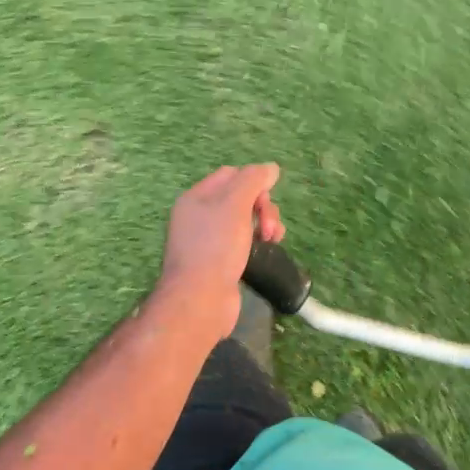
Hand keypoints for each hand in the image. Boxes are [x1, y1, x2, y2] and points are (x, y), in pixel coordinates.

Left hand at [156, 164, 283, 339]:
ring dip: (265, 223)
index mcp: (196, 198)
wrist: (200, 301)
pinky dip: (258, 241)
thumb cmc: (215, 246)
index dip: (253, 181)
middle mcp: (199, 216)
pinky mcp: (220, 262)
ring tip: (273, 238)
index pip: (230, 175)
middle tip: (269, 225)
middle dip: (262, 206)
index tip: (266, 198)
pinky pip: (244, 241)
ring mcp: (209, 241)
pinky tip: (268, 249)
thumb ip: (253, 180)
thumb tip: (270, 168)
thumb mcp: (234, 204)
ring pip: (245, 220)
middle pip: (241, 197)